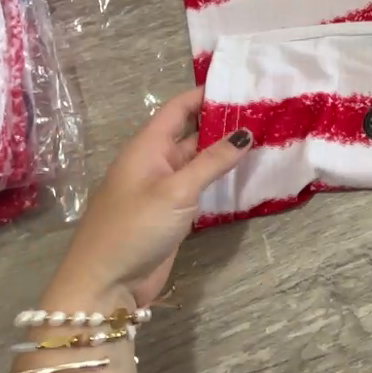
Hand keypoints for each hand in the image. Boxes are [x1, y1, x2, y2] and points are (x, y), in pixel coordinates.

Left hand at [44, 89, 252, 310]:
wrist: (103, 288)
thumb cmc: (133, 229)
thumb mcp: (176, 191)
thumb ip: (213, 160)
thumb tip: (247, 133)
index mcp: (146, 148)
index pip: (179, 108)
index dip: (207, 93)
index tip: (244, 84)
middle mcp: (155, 162)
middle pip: (193, 130)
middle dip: (225, 119)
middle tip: (267, 109)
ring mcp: (164, 187)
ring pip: (200, 157)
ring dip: (228, 148)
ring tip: (268, 134)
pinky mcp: (173, 210)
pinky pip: (202, 182)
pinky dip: (223, 173)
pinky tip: (250, 170)